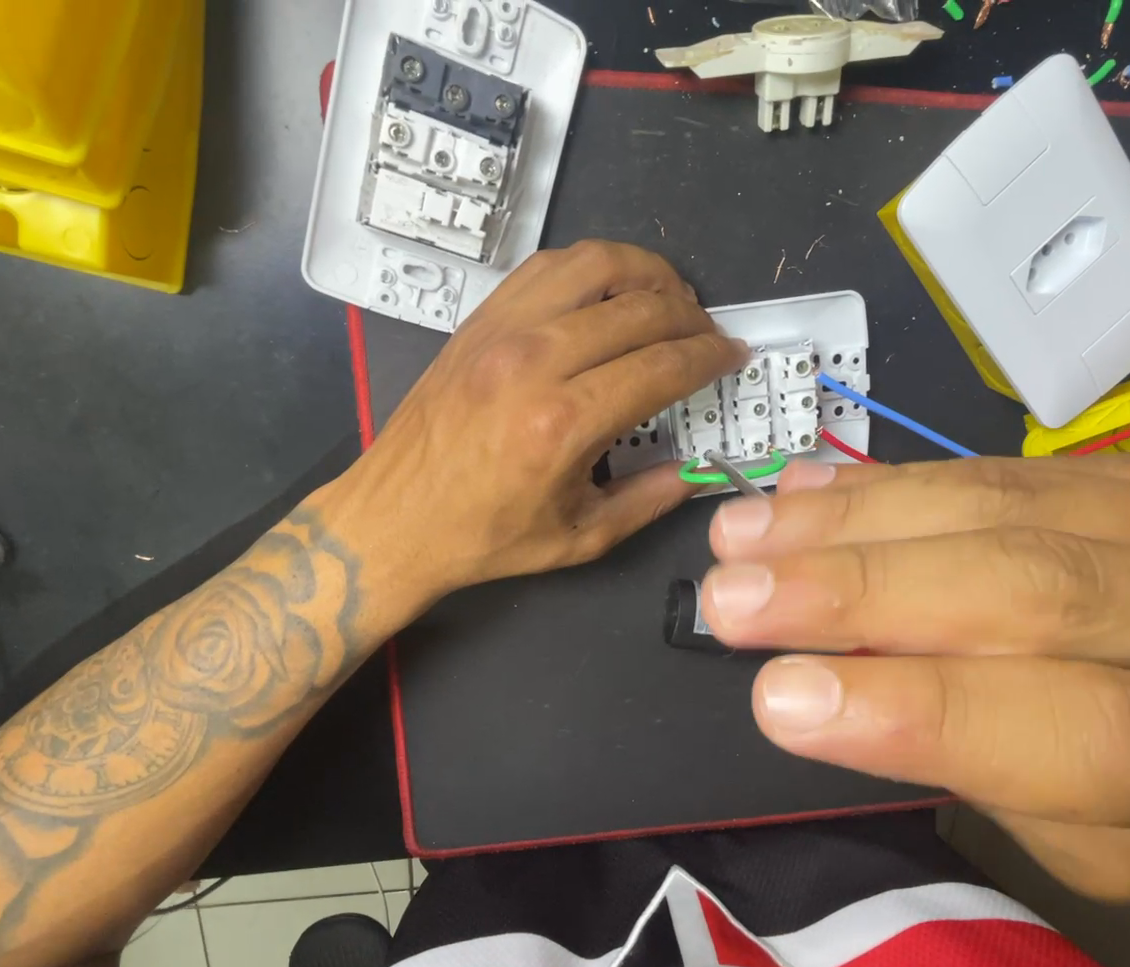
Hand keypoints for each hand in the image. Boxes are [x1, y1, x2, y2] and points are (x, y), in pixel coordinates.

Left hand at [340, 241, 745, 599]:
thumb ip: (651, 500)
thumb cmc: (487, 536)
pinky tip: (610, 291)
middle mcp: (535, 361)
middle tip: (708, 335)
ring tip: (670, 299)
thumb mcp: (581, 538)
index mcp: (564, 423)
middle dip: (691, 316)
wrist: (396, 516)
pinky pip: (548, 267)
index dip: (709, 356)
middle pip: (639, 308)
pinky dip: (593, 267)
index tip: (732, 355)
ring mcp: (502, 330)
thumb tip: (699, 468)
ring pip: (595, 266)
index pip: (662, 365)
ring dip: (647, 273)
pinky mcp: (480, 320)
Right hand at [700, 455, 1129, 900]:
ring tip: (744, 537)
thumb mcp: (1095, 845)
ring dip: (856, 520)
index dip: (930, 713)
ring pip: (1012, 506)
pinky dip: (894, 483)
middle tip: (734, 599)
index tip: (780, 701)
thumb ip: (984, 760)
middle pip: (1042, 591)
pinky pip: (1008, 466)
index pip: (1100, 735)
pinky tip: (806, 491)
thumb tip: (823, 673)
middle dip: (865, 592)